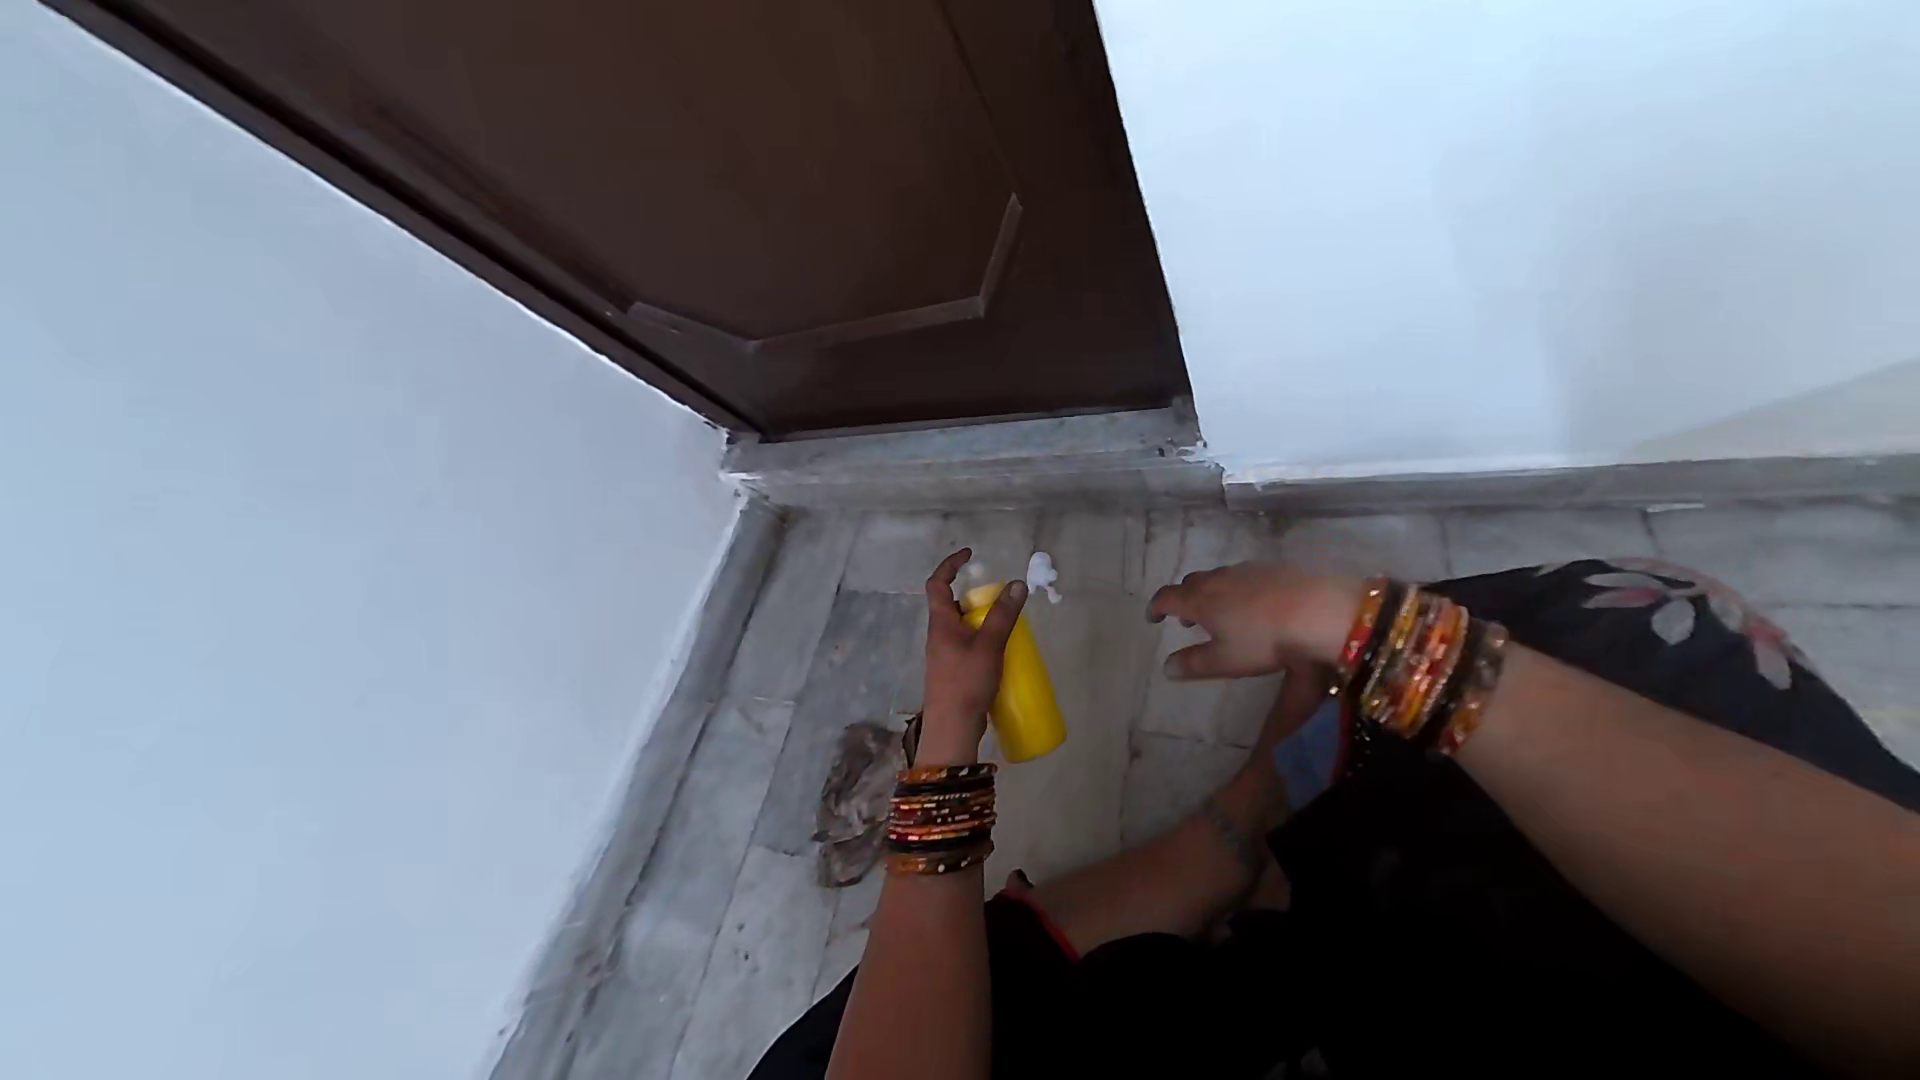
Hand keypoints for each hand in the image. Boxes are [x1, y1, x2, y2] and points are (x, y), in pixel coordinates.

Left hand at [920, 548, 1028, 763]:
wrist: (952, 727)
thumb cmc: (966, 681)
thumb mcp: (989, 644)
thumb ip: (1003, 614)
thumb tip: (1016, 584)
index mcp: (940, 623)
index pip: (937, 583)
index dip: (950, 565)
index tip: (968, 554)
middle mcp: (938, 635)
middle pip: (950, 604)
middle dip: (972, 596)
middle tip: (997, 597)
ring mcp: (944, 654)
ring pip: (960, 626)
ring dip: (979, 619)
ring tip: (1004, 624)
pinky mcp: (953, 671)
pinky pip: (967, 645)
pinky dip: (982, 639)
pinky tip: (1000, 651)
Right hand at [1148, 563, 1360, 678]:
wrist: (1319, 609)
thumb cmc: (1264, 640)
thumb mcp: (1226, 661)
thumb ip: (1194, 664)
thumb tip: (1166, 667)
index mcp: (1199, 601)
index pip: (1166, 598)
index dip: (1156, 607)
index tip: (1153, 618)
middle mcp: (1217, 580)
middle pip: (1190, 584)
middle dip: (1183, 600)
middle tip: (1188, 620)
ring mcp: (1245, 570)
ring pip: (1217, 578)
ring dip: (1211, 593)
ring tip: (1222, 613)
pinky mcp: (1272, 568)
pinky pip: (1243, 576)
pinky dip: (1237, 588)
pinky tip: (1255, 604)